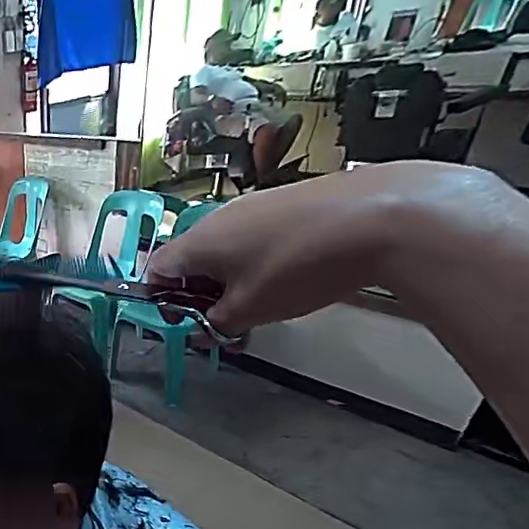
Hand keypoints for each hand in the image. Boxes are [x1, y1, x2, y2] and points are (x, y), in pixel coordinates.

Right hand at [146, 162, 524, 333]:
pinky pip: (253, 238)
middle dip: (198, 294)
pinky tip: (287, 279)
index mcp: (198, 242)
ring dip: (228, 280)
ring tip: (258, 305)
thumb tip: (209, 322)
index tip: (184, 324)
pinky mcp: (283, 203)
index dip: (159, 301)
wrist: (373, 217)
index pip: (155, 270)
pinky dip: (255, 263)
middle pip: (190, 259)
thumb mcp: (250, 309)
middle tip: (223, 321)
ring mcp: (252, 206)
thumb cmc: (296, 268)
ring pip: (224, 249)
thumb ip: (218, 321)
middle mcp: (217, 218)